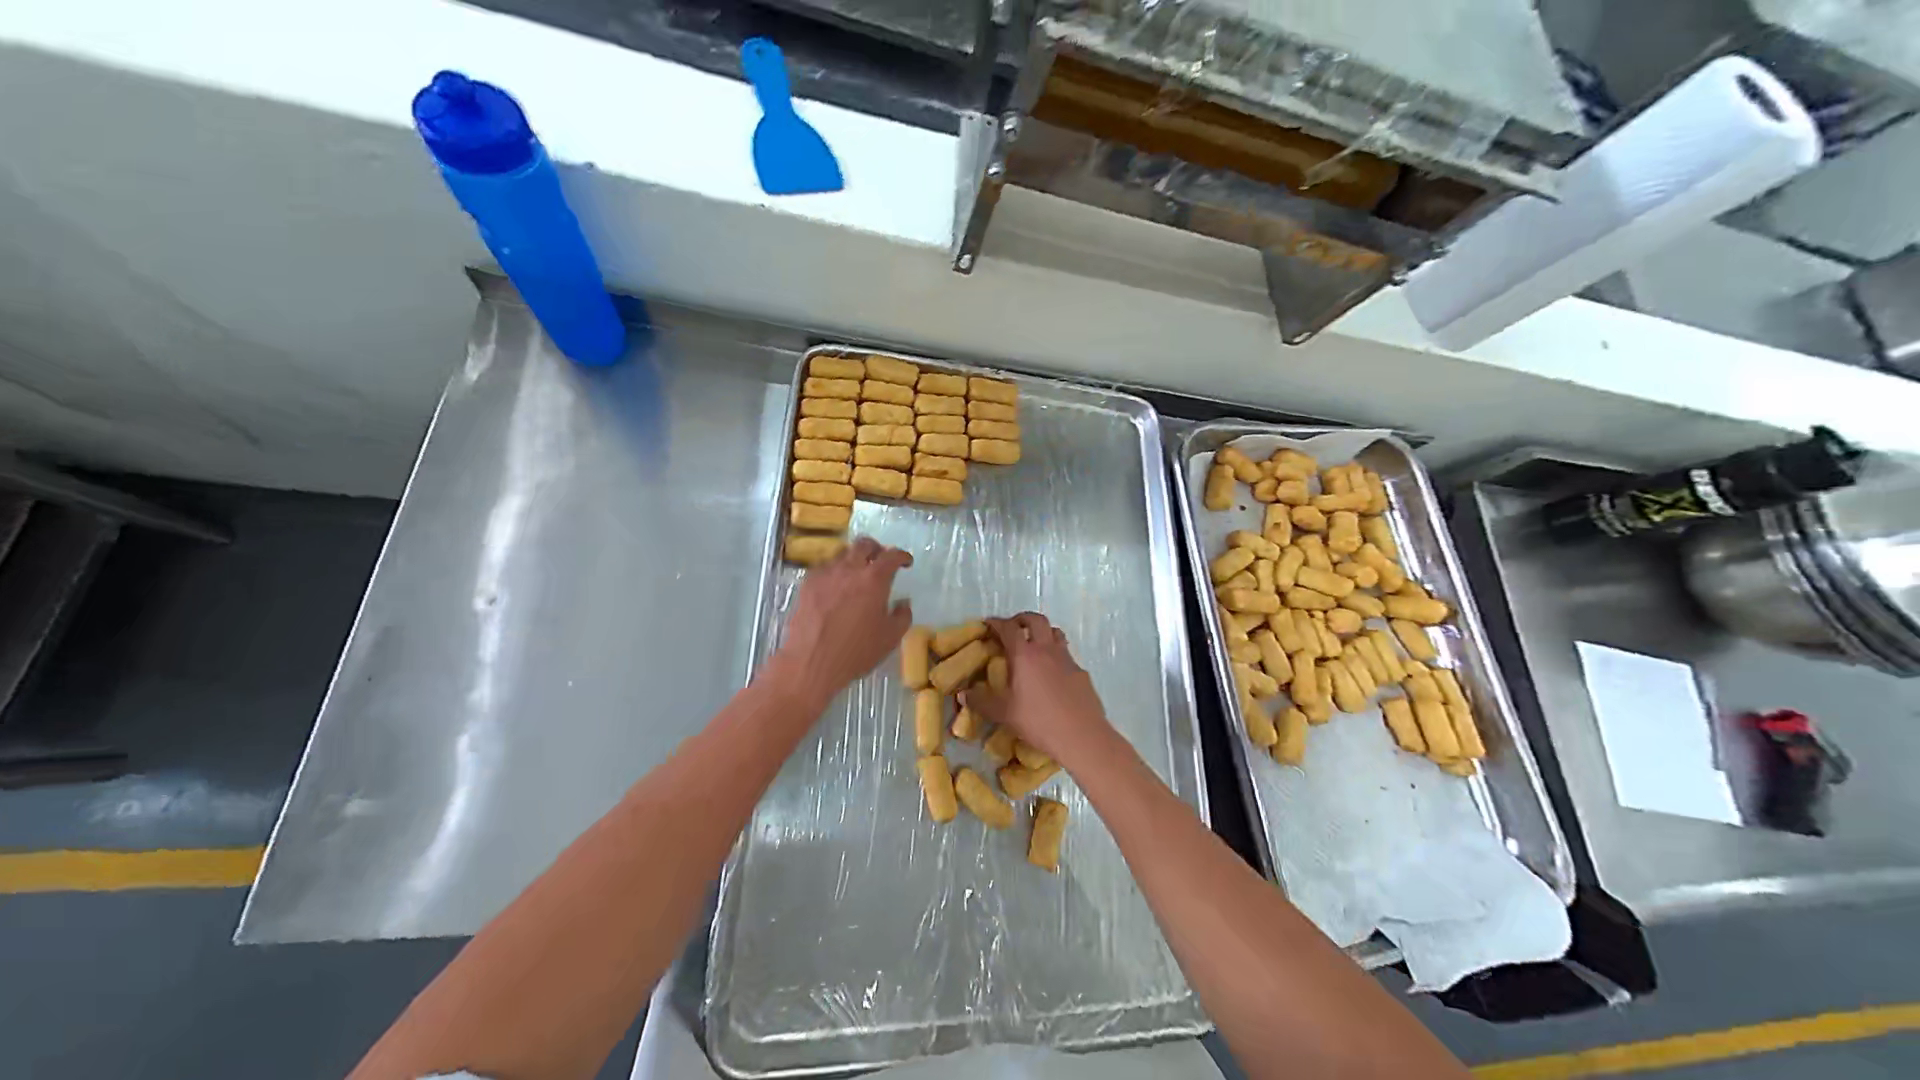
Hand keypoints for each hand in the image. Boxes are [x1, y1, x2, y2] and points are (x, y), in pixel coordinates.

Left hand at [776, 537, 912, 703]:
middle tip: (880, 560)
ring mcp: (825, 574)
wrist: (812, 660)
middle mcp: (850, 569)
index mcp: (874, 579)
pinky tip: (834, 586)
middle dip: (876, 548)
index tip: (906, 562)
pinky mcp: (807, 584)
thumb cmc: (857, 650)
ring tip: (856, 572)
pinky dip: (834, 571)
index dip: (901, 556)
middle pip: (864, 544)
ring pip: (842, 554)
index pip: (891, 556)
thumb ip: (902, 616)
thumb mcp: (890, 638)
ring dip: (853, 559)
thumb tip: (903, 603)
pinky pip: (824, 568)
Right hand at [963, 612, 1115, 766]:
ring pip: (1055, 632)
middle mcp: (1046, 650)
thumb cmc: (1039, 721)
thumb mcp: (1004, 714)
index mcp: (1025, 655)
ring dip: (1042, 631)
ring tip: (1034, 644)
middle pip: (1036, 620)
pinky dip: (1056, 654)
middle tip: (1013, 628)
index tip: (988, 624)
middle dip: (1022, 619)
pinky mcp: (1081, 672)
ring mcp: (1066, 659)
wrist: (1082, 735)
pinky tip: (1053, 672)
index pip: (1009, 628)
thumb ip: (981, 702)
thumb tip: (963, 695)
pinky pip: (1066, 653)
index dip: (997, 623)